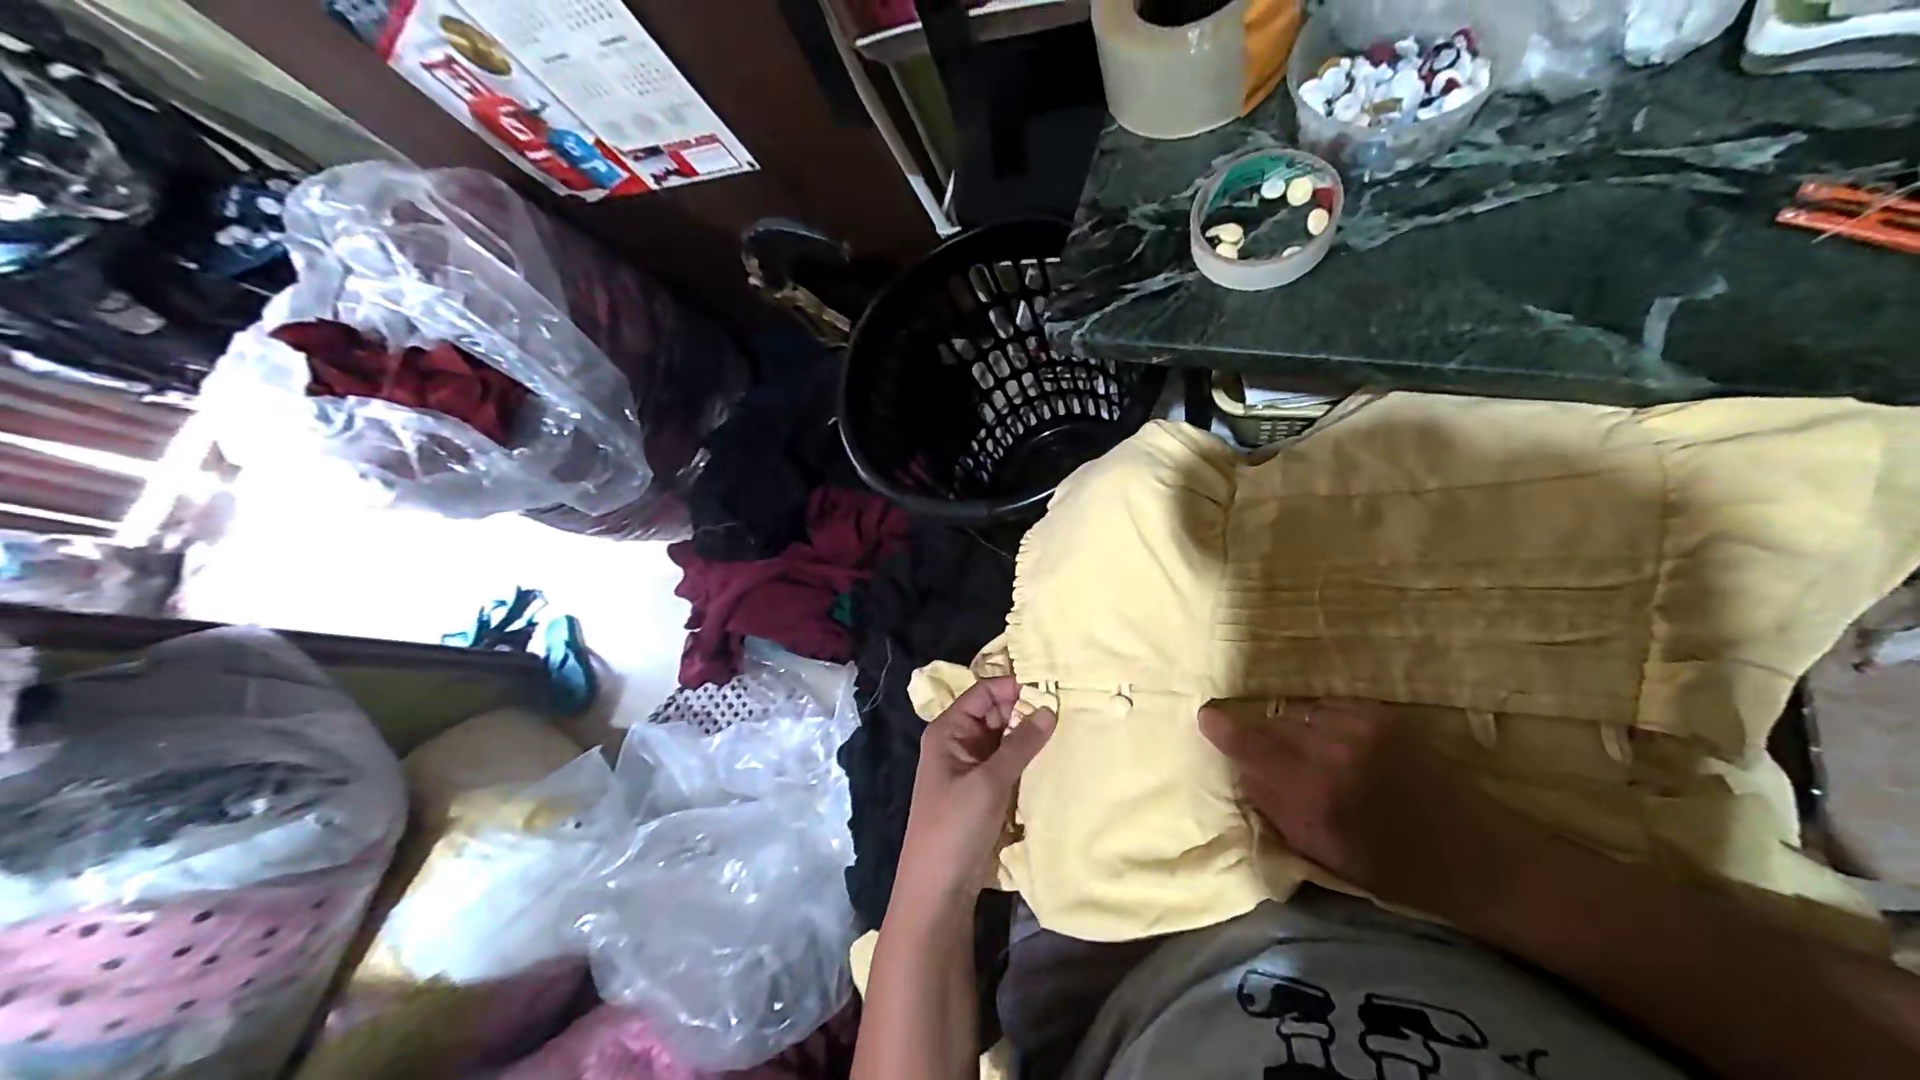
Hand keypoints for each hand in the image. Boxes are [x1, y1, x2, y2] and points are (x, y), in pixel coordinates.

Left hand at [894, 677, 1055, 911]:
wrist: (938, 887)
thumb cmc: (955, 826)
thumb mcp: (989, 781)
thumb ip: (1020, 744)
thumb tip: (1049, 709)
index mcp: (948, 730)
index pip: (983, 693)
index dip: (1014, 687)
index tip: (1052, 687)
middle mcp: (958, 742)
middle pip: (995, 713)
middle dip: (1026, 709)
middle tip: (1067, 707)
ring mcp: (971, 767)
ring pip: (1004, 738)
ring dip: (1029, 734)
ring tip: (1067, 726)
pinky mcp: (983, 790)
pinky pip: (1007, 762)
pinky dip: (1026, 757)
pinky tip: (1052, 756)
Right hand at [1199, 698, 1516, 911]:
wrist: (1482, 859)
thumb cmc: (1395, 869)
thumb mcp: (1322, 853)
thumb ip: (1275, 808)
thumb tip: (1241, 771)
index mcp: (1314, 795)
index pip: (1250, 745)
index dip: (1223, 728)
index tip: (1206, 717)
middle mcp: (1333, 753)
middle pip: (1271, 723)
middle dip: (1262, 736)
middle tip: (1274, 758)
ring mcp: (1361, 728)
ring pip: (1300, 713)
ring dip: (1296, 730)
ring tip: (1317, 756)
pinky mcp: (1384, 716)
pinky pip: (1329, 707)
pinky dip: (1324, 722)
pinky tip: (1342, 745)